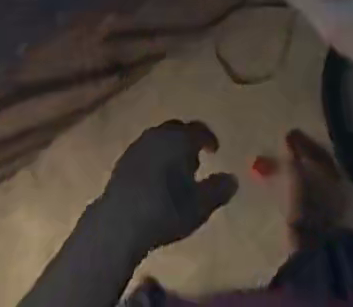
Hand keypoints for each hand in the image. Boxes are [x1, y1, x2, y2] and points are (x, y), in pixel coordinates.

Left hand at [93, 120, 238, 255]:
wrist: (120, 222)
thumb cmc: (166, 210)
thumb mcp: (200, 205)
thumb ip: (219, 190)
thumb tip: (233, 179)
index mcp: (179, 139)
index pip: (199, 129)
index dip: (209, 139)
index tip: (214, 150)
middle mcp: (158, 135)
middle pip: (177, 130)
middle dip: (188, 142)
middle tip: (195, 162)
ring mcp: (137, 146)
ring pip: (159, 139)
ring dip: (170, 150)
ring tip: (175, 173)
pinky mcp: (122, 161)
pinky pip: (145, 152)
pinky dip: (154, 159)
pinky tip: (155, 181)